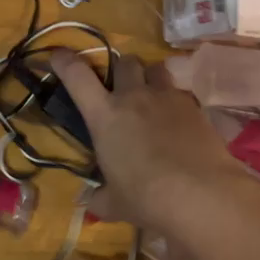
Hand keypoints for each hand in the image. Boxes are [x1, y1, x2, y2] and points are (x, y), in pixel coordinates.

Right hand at [50, 51, 255, 235]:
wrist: (201, 194)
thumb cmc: (147, 198)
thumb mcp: (114, 204)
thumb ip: (99, 197)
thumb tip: (89, 201)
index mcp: (104, 115)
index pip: (77, 76)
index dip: (65, 61)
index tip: (58, 55)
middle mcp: (133, 97)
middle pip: (124, 61)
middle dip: (121, 69)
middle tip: (122, 88)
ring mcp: (166, 97)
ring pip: (155, 68)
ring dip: (150, 77)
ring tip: (152, 96)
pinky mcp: (194, 106)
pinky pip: (180, 92)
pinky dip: (176, 101)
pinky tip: (179, 122)